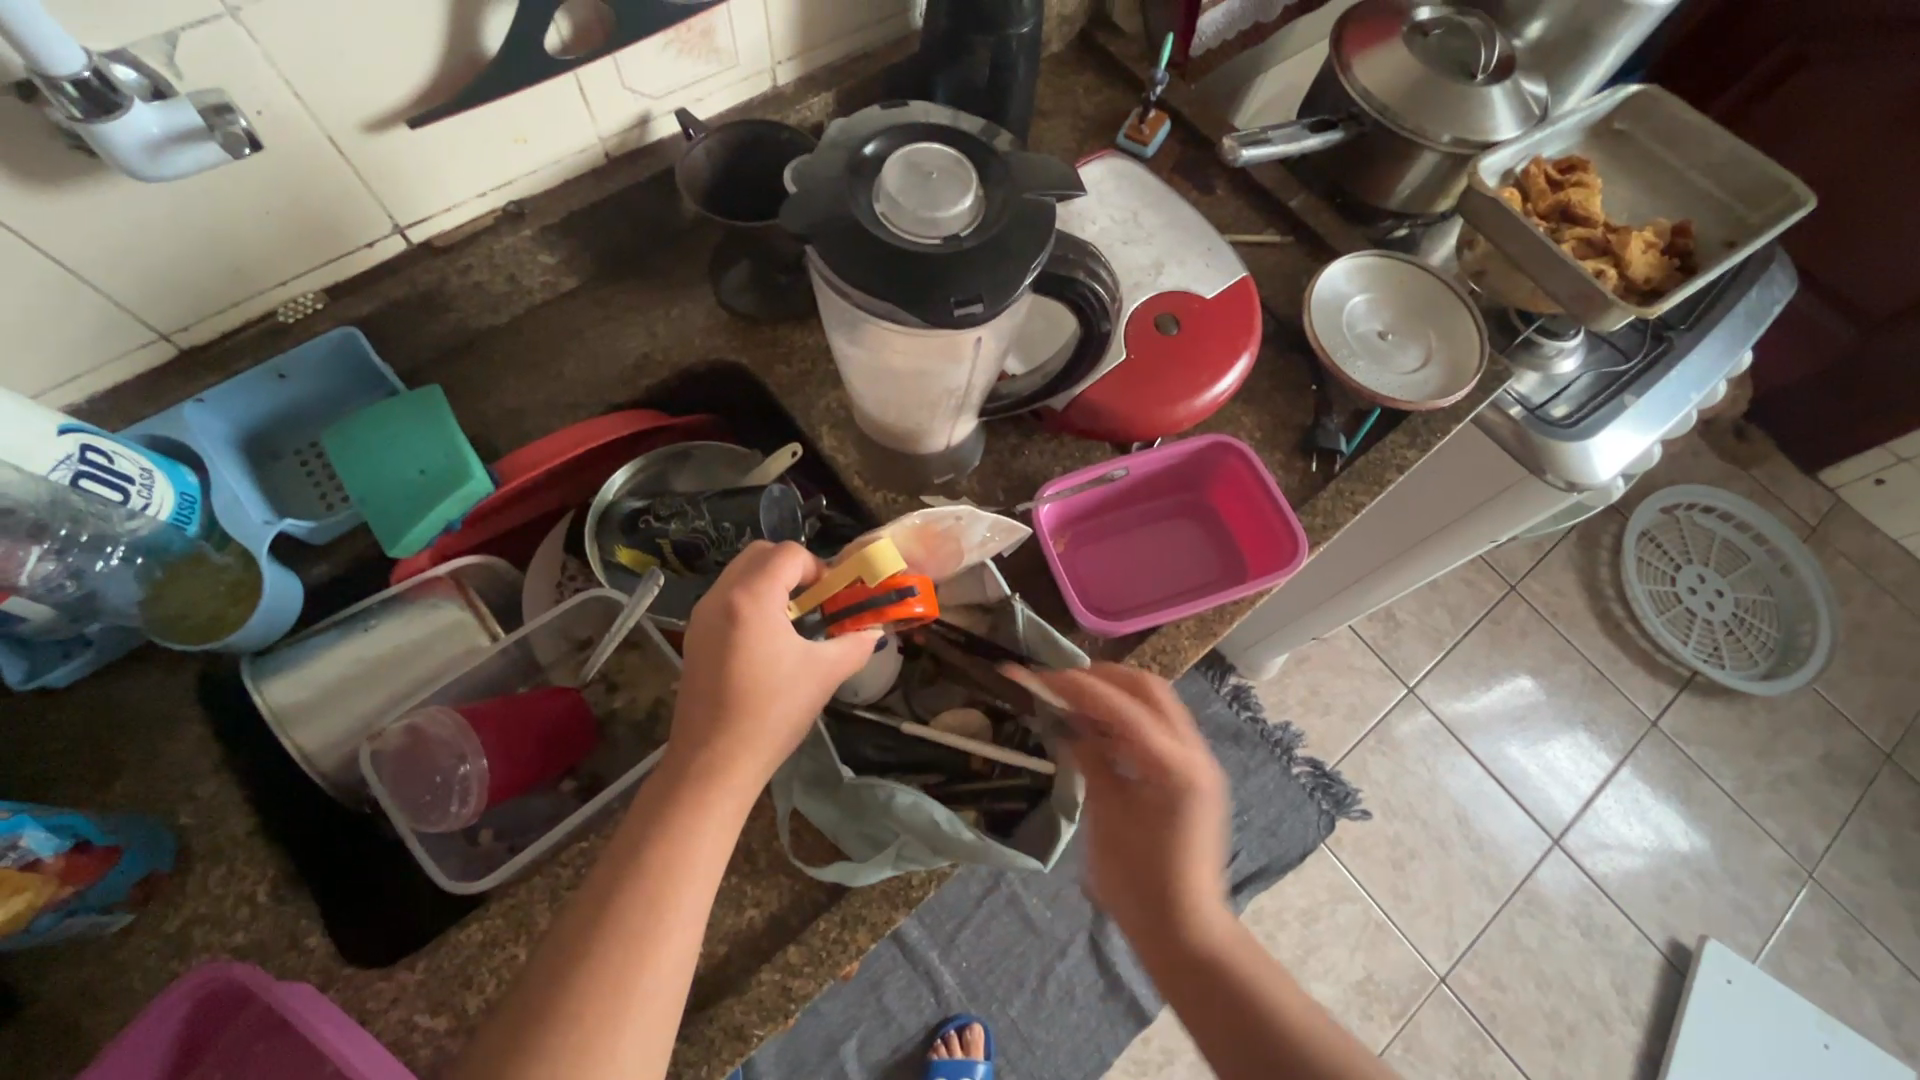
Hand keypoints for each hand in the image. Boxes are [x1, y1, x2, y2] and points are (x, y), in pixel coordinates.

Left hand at [669, 542, 881, 786]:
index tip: (834, 597)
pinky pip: (727, 599)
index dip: (819, 568)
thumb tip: (874, 630)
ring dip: (771, 584)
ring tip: (795, 622)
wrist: (713, 762)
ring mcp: (701, 616)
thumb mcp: (824, 675)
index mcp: (751, 597)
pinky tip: (769, 642)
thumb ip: (854, 644)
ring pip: (740, 575)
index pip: (789, 554)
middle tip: (816, 601)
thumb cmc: (772, 714)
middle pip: (760, 554)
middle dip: (793, 569)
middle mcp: (721, 596)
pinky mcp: (694, 637)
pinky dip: (751, 603)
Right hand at [1021, 663, 1232, 941]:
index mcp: (1174, 765)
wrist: (1184, 930)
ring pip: (1157, 704)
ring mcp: (1199, 762)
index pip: (1121, 705)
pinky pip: (1159, 729)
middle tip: (1058, 683)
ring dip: (1115, 694)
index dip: (1076, 685)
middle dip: (1101, 678)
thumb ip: (1091, 761)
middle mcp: (1195, 753)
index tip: (1037, 677)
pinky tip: (1096, 729)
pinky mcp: (1193, 775)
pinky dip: (1127, 719)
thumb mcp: (1107, 817)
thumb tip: (1068, 726)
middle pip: (1148, 688)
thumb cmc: (1139, 883)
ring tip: (1071, 700)